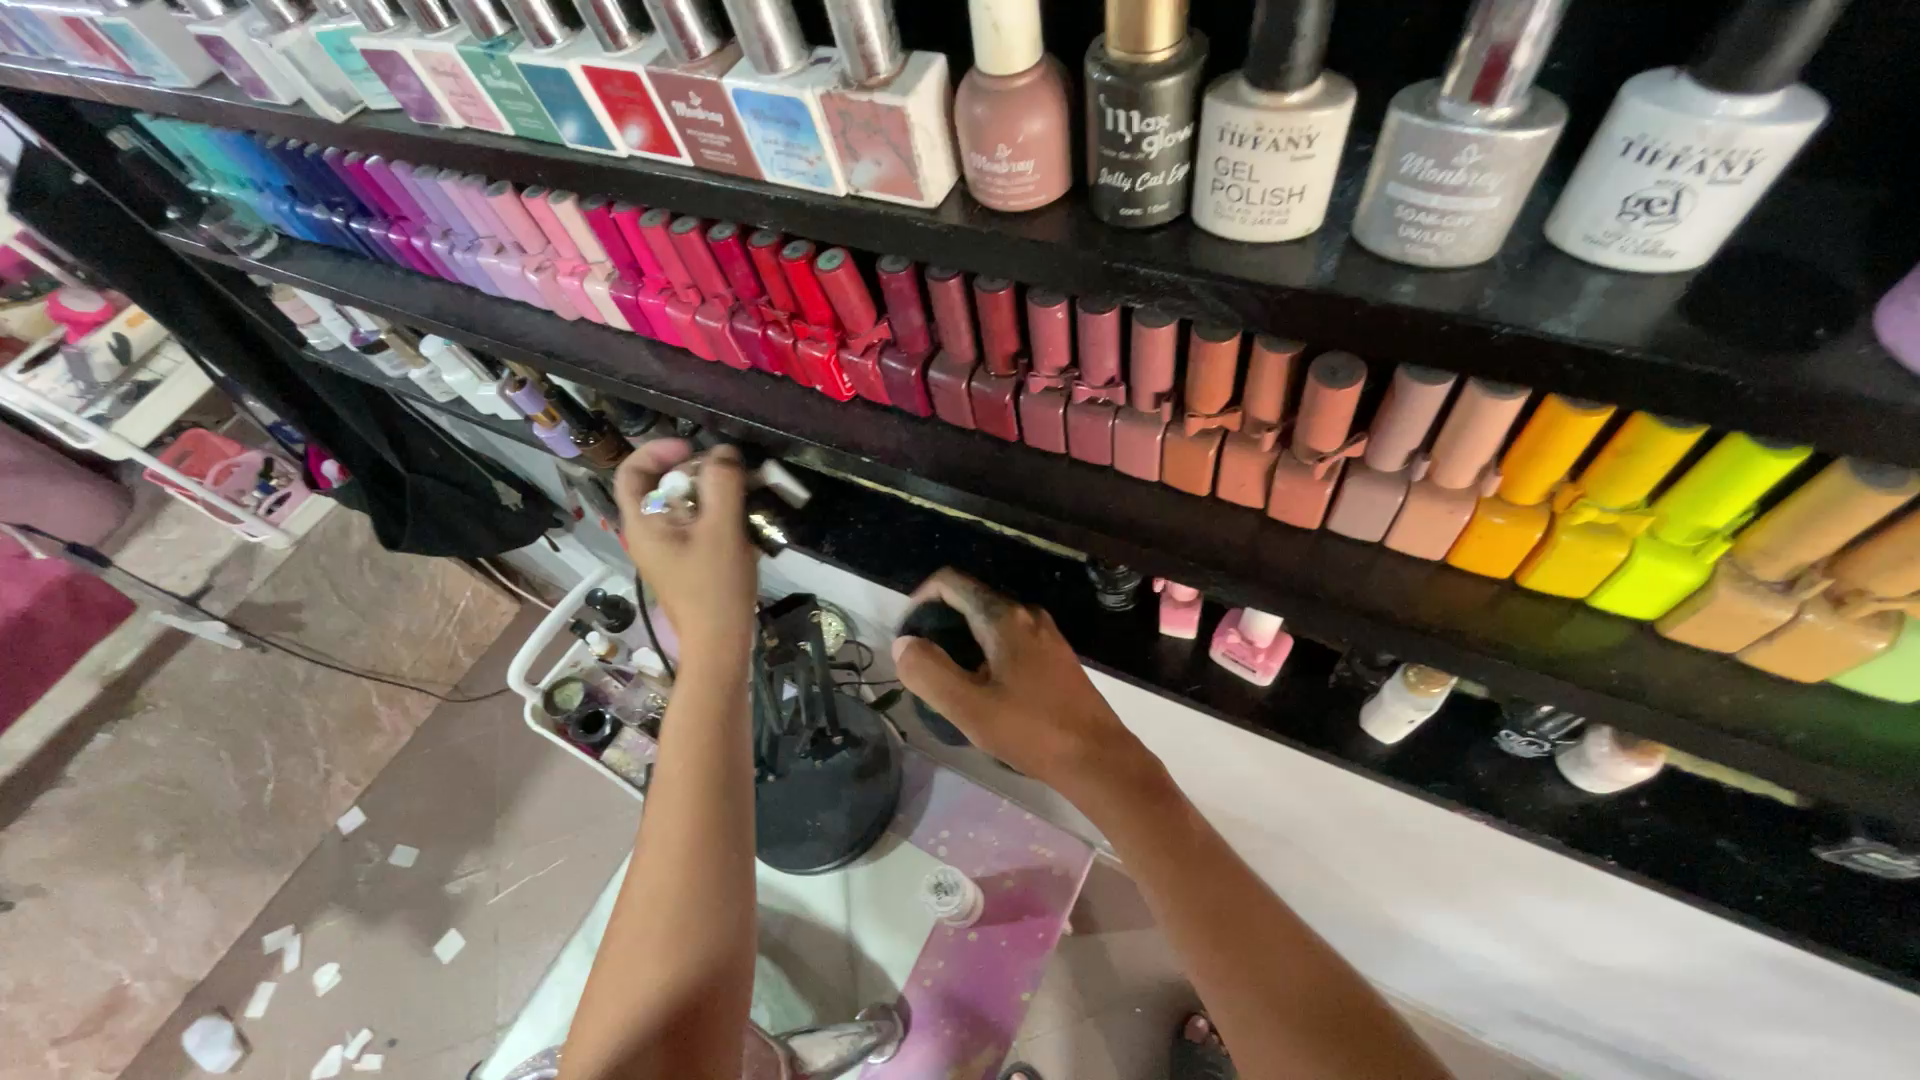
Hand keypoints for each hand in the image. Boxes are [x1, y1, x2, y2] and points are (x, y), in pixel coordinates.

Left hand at [613, 439, 756, 669]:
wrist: (720, 644)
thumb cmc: (715, 587)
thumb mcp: (722, 528)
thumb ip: (722, 482)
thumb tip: (724, 452)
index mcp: (642, 523)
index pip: (632, 471)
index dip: (658, 450)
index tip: (695, 449)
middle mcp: (647, 534)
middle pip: (663, 485)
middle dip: (699, 473)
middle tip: (731, 475)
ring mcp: (667, 550)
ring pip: (685, 506)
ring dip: (715, 496)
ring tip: (745, 499)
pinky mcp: (686, 563)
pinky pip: (698, 527)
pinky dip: (719, 518)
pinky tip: (745, 527)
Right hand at [891, 569, 1157, 794]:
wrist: (1099, 759)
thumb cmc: (1032, 731)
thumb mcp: (969, 707)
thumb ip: (929, 672)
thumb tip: (904, 644)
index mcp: (1004, 617)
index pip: (949, 583)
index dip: (918, 602)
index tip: (906, 639)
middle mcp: (1027, 615)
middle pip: (969, 602)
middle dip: (938, 628)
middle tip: (922, 669)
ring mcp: (1046, 635)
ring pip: (988, 625)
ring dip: (961, 645)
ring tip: (948, 685)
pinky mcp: (1055, 658)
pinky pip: (1008, 642)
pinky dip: (984, 656)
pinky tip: (982, 693)